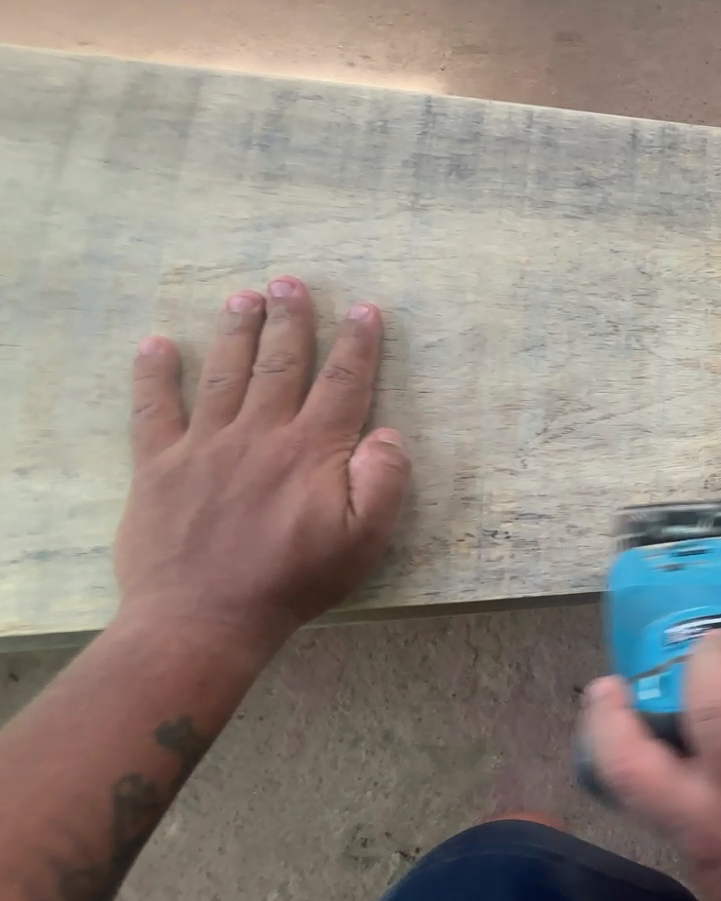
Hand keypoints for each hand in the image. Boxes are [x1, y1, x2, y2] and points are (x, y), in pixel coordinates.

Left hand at [112, 275, 410, 650]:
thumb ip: (385, 480)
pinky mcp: (160, 468)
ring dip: (235, 333)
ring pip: (224, 376)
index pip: (343, 383)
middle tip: (290, 282)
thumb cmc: (299, 577)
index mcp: (313, 450)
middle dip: (291, 321)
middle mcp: (260, 436)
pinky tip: (156, 345)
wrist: (203, 619)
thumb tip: (387, 433)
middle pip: (280, 365)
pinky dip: (154, 376)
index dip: (357, 344)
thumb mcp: (368, 537)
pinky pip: (154, 412)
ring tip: (243, 297)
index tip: (364, 309)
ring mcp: (204, 448)